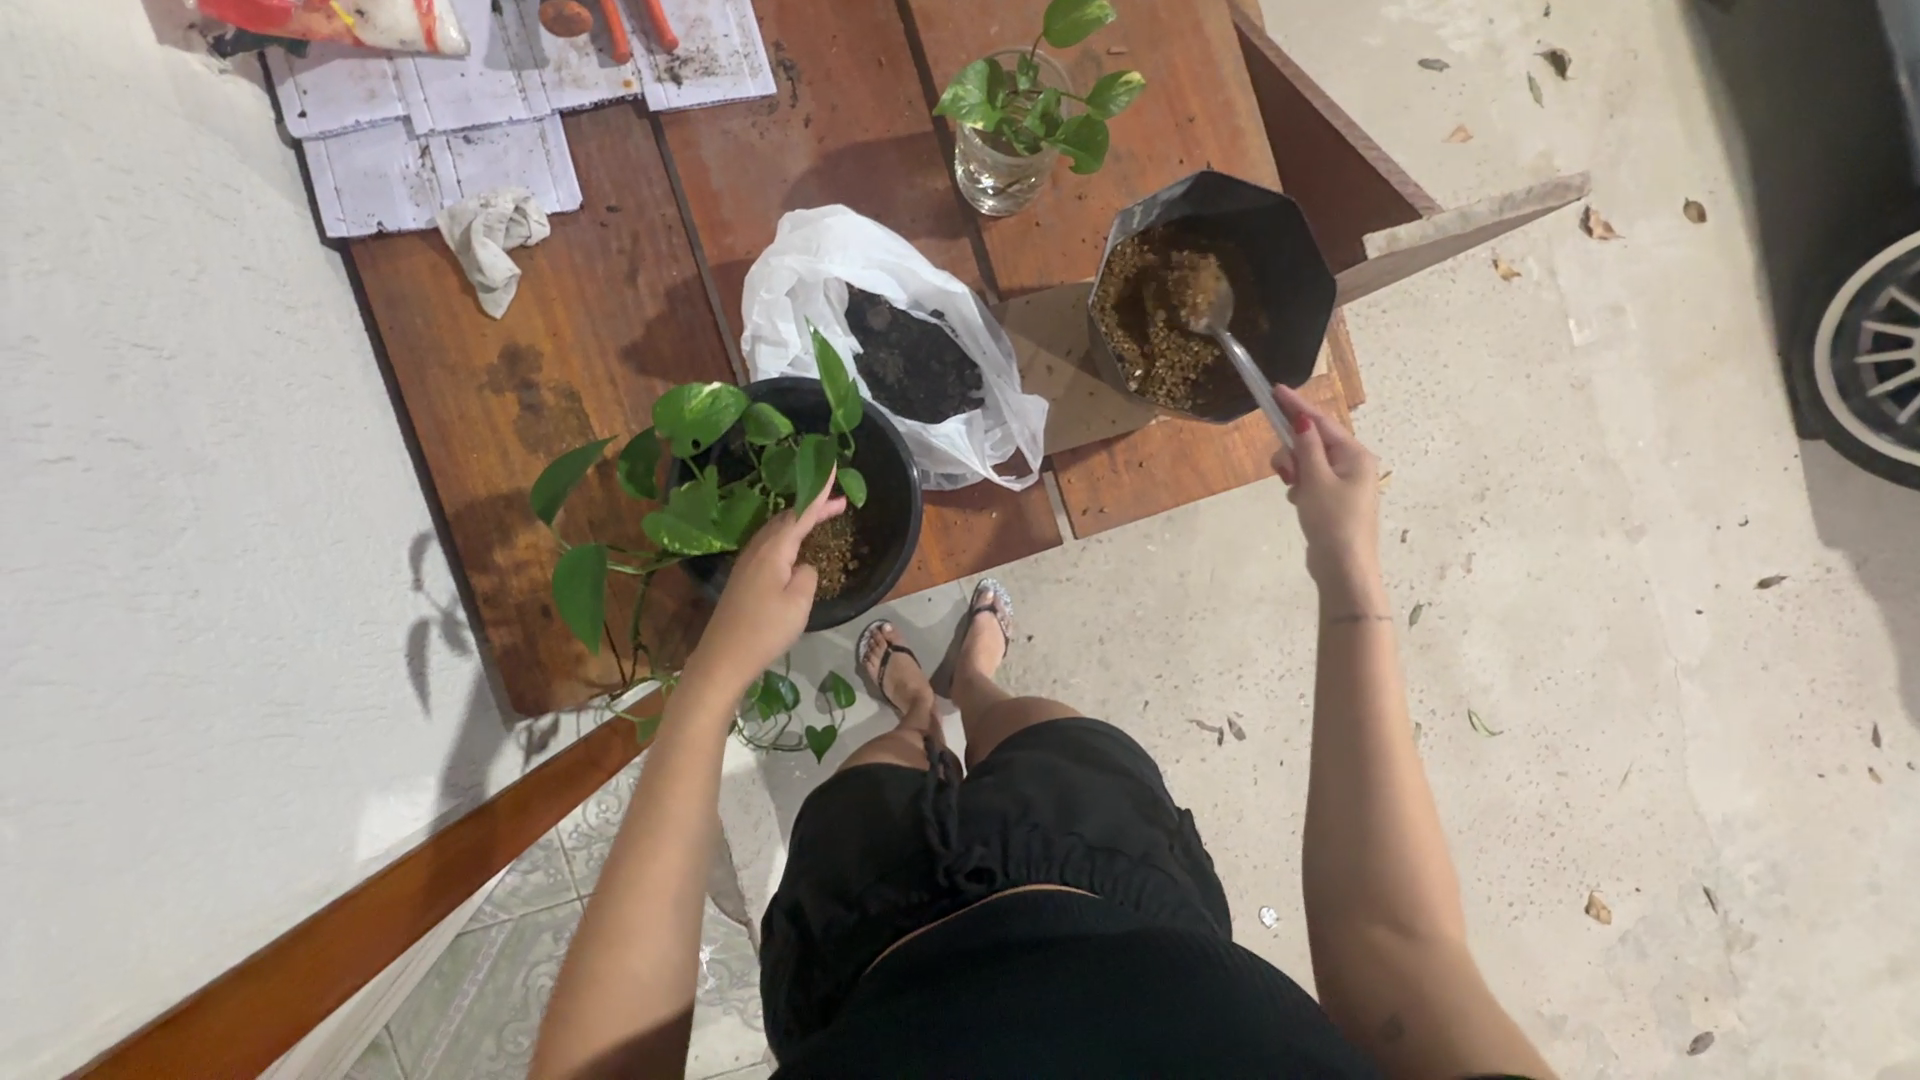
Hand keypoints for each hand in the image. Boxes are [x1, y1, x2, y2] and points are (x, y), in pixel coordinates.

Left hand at [686, 478, 846, 689]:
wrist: (724, 657)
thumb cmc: (765, 630)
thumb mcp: (800, 602)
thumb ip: (807, 575)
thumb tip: (803, 566)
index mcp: (774, 550)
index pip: (801, 512)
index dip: (819, 492)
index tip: (832, 468)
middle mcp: (758, 549)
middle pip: (788, 518)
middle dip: (812, 506)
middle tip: (839, 500)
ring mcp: (747, 563)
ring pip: (777, 531)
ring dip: (800, 521)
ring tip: (822, 516)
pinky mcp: (744, 578)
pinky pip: (770, 545)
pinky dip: (788, 536)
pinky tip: (795, 546)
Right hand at [1269, 384, 1380, 584]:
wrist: (1344, 567)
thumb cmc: (1332, 521)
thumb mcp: (1315, 480)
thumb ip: (1306, 448)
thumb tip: (1303, 419)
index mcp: (1355, 455)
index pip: (1321, 422)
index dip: (1297, 406)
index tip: (1276, 390)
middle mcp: (1353, 465)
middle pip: (1314, 442)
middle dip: (1294, 450)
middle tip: (1285, 472)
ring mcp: (1345, 484)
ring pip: (1309, 462)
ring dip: (1295, 470)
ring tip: (1293, 490)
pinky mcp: (1334, 501)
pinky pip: (1311, 480)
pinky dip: (1300, 485)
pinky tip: (1297, 501)